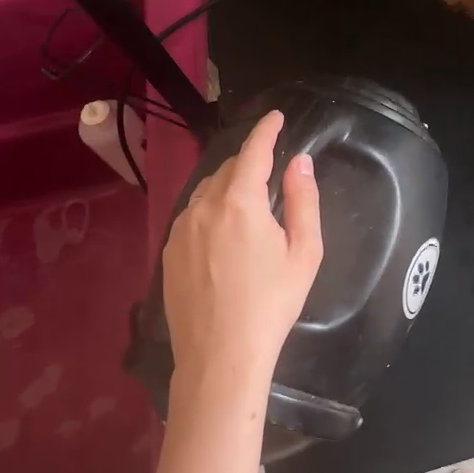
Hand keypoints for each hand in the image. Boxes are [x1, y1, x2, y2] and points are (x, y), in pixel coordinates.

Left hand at [161, 110, 323, 389]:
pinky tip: (225, 229)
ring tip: (250, 200)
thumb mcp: (305, 252)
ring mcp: (180, 229)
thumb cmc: (273, 303)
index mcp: (241, 203)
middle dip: (251, 160)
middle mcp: (204, 207)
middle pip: (229, 168)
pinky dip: (212, 207)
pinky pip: (192, 214)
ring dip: (230, 184)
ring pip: (207, 190)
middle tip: (273, 169)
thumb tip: (300, 162)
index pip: (254, 152)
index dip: (266, 130)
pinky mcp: (168, 251)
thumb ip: (304, 200)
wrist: (220, 355)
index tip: (276, 117)